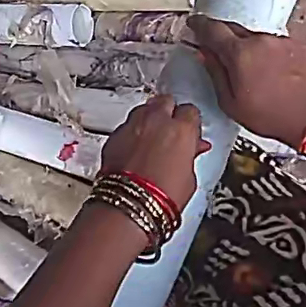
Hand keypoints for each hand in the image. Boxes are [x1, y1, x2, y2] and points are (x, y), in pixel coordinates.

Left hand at [98, 95, 207, 211]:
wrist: (128, 205)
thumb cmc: (160, 197)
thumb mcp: (189, 178)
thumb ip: (190, 155)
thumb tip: (191, 150)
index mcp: (181, 129)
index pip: (191, 111)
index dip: (190, 122)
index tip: (190, 132)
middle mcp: (156, 121)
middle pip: (165, 101)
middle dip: (169, 111)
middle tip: (171, 129)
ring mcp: (132, 126)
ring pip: (143, 109)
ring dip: (149, 119)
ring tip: (153, 138)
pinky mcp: (114, 136)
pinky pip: (126, 126)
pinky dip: (132, 133)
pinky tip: (135, 149)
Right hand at [189, 15, 305, 147]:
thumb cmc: (273, 115)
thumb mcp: (231, 102)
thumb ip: (214, 73)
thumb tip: (204, 56)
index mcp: (239, 53)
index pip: (212, 29)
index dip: (200, 25)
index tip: (195, 24)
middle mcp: (261, 41)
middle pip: (234, 29)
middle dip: (223, 37)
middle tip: (218, 50)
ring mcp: (282, 42)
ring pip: (256, 38)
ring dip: (249, 49)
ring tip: (251, 73)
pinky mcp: (299, 46)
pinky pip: (276, 45)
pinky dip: (269, 54)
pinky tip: (272, 74)